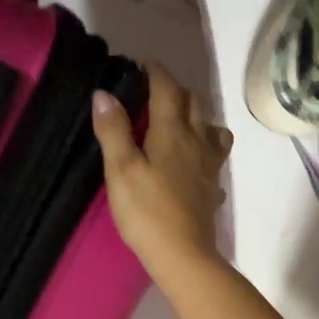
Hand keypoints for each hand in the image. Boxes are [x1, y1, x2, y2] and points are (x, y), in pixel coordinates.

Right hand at [90, 62, 233, 280]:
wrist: (182, 254)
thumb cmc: (146, 212)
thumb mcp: (121, 171)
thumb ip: (113, 131)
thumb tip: (103, 94)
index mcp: (172, 132)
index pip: (167, 89)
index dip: (156, 73)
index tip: (144, 64)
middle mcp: (196, 140)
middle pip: (193, 103)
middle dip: (176, 90)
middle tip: (156, 92)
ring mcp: (209, 165)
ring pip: (211, 127)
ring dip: (196, 117)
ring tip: (180, 123)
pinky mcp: (211, 187)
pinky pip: (214, 157)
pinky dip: (205, 148)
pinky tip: (195, 161)